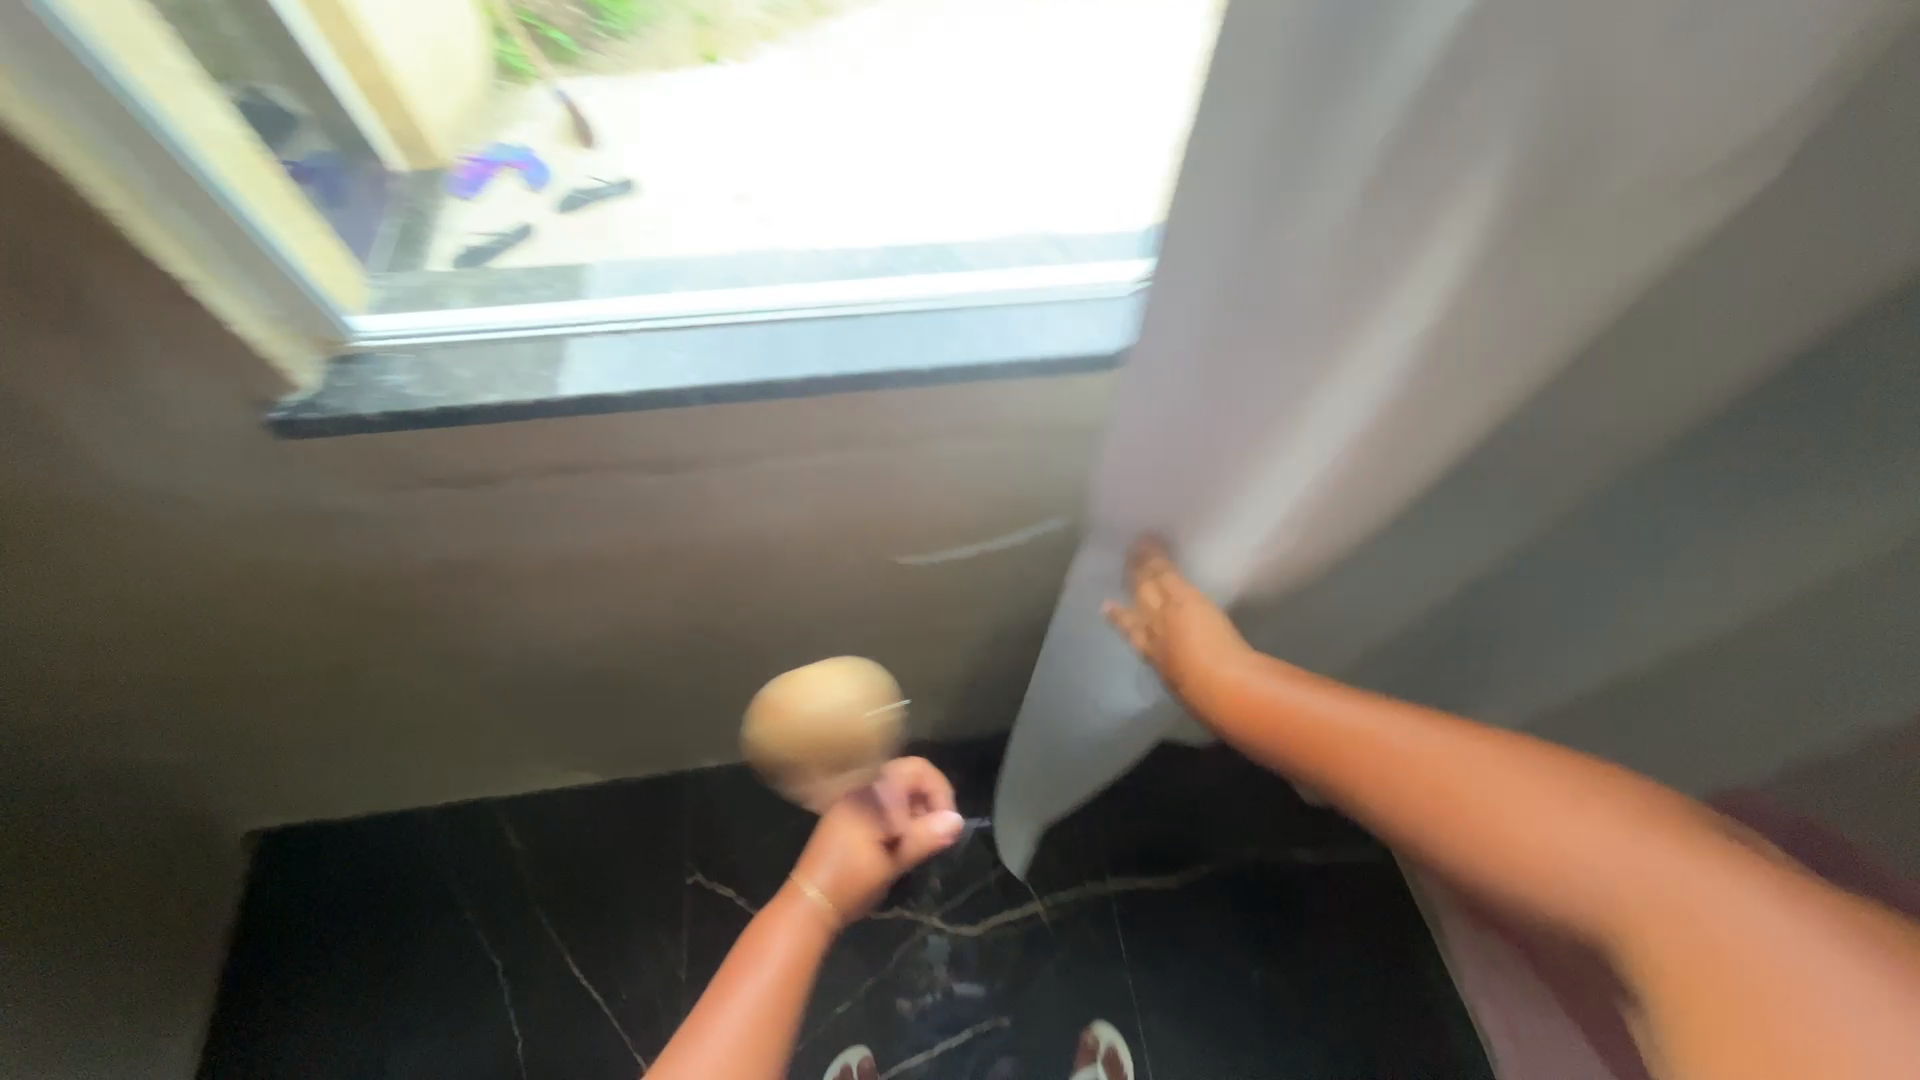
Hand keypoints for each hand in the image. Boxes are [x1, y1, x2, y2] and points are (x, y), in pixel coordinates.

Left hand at [788, 756, 964, 925]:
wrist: (809, 904)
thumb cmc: (851, 880)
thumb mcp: (893, 861)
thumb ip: (925, 836)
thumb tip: (957, 820)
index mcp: (873, 792)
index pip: (918, 769)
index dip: (940, 790)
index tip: (947, 823)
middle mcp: (864, 789)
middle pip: (910, 779)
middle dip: (930, 803)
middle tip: (936, 835)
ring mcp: (856, 803)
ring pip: (899, 794)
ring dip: (916, 813)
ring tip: (920, 845)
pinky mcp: (851, 819)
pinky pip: (885, 807)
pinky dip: (900, 820)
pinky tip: (901, 847)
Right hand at [1102, 538, 1252, 706]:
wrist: (1219, 687)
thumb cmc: (1208, 698)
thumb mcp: (1188, 690)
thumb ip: (1184, 678)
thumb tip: (1186, 682)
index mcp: (1155, 657)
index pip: (1134, 634)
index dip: (1120, 619)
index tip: (1107, 606)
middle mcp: (1153, 634)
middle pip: (1138, 603)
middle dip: (1130, 585)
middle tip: (1121, 564)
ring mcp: (1165, 613)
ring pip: (1147, 585)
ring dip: (1140, 566)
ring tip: (1134, 547)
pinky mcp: (1181, 597)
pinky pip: (1164, 573)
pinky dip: (1156, 557)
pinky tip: (1150, 542)